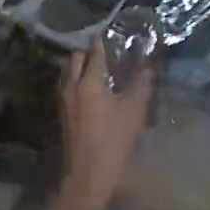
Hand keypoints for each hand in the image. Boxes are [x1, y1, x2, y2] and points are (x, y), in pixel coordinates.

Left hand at [59, 42, 154, 207]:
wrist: (89, 174)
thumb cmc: (114, 140)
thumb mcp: (135, 112)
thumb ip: (141, 86)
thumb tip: (148, 68)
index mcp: (89, 82)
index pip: (94, 54)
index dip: (101, 43)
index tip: (107, 34)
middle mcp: (71, 87)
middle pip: (74, 60)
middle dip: (87, 54)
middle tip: (104, 55)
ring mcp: (63, 102)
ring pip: (66, 74)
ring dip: (78, 68)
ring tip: (96, 72)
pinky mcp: (62, 116)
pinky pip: (66, 89)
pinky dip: (75, 83)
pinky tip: (89, 93)